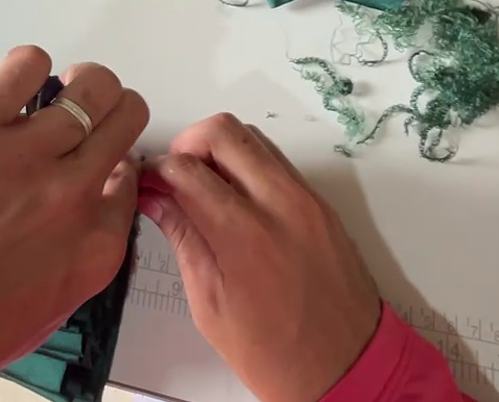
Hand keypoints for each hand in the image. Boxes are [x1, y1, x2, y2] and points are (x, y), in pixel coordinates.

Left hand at [0, 46, 148, 386]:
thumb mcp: (58, 295)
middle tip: (82, 117)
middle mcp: (75, 191)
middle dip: (112, 110)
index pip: (132, 172)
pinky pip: (29, 64)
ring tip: (54, 96)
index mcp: (97, 241)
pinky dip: (31, 67)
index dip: (114, 159)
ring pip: (91, 85)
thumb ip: (91, 238)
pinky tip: (17, 87)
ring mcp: (28, 152)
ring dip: (80, 85)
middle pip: (125, 115)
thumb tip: (104, 185)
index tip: (92, 160)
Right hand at [142, 114, 380, 401]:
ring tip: (204, 184)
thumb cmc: (273, 353)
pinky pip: (275, 158)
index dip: (157, 169)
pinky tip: (234, 195)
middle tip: (174, 174)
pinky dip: (247, 162)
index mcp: (243, 236)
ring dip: (219, 148)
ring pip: (251, 135)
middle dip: (187, 143)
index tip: (147, 183)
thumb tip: (156, 196)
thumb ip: (184, 238)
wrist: (351, 368)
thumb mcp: (210, 305)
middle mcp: (278, 203)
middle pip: (222, 130)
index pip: (186, 169)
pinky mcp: (319, 200)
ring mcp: (305, 196)